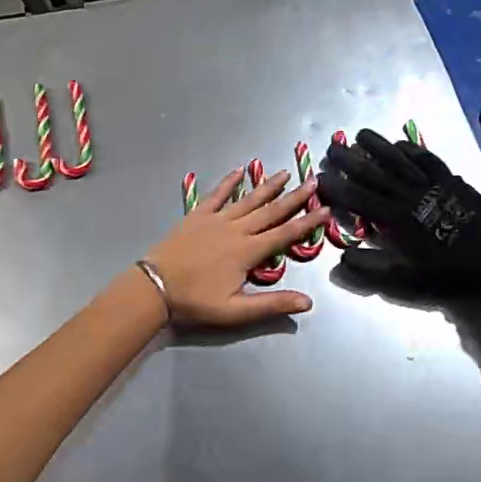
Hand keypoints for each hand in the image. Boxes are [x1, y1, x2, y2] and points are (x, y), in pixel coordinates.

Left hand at [141, 169, 329, 325]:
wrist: (154, 287)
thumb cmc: (196, 301)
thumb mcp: (236, 310)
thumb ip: (272, 304)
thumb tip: (307, 302)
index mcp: (248, 251)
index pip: (285, 233)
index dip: (307, 222)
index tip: (325, 209)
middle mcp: (236, 229)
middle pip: (271, 210)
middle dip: (294, 196)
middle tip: (313, 181)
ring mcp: (216, 220)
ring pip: (248, 199)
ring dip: (267, 186)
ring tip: (284, 172)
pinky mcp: (197, 216)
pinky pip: (216, 195)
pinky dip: (228, 183)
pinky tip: (239, 171)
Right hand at [319, 130, 480, 316]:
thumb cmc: (450, 273)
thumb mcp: (408, 278)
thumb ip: (373, 267)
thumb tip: (341, 259)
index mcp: (398, 218)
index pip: (360, 198)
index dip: (338, 188)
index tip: (321, 179)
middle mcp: (411, 194)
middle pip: (376, 172)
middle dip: (351, 159)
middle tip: (332, 147)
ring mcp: (432, 184)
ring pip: (400, 159)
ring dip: (378, 146)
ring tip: (359, 135)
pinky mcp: (451, 181)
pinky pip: (428, 159)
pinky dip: (412, 149)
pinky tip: (401, 143)